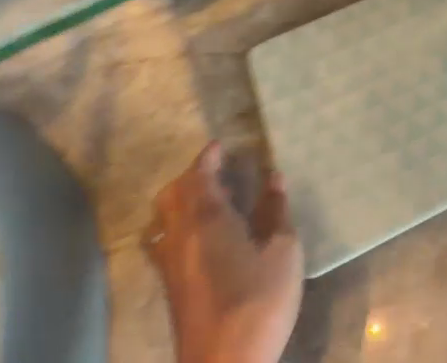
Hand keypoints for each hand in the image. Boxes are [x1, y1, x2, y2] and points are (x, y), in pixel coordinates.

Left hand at [146, 143, 303, 362]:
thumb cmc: (259, 302)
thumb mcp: (283, 251)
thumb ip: (275, 211)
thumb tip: (273, 179)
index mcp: (207, 220)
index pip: (199, 177)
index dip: (208, 158)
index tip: (221, 145)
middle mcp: (180, 237)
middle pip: (172, 195)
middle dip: (191, 177)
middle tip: (218, 171)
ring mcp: (170, 266)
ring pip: (164, 220)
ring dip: (181, 202)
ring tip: (210, 201)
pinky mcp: (171, 289)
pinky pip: (165, 242)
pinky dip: (178, 227)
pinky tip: (204, 238)